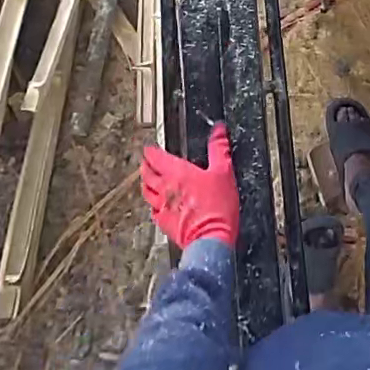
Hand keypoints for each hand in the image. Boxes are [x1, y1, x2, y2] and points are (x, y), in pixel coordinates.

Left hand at [142, 125, 239, 247]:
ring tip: (147, 179)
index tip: (149, 148)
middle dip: (145, 165)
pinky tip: (156, 204)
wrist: (211, 239)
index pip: (156, 157)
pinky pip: (153, 210)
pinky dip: (153, 203)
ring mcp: (162, 207)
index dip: (151, 151)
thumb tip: (218, 130)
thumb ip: (219, 148)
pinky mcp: (164, 223)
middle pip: (147, 173)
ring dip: (145, 182)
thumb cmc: (217, 207)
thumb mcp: (224, 171)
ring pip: (146, 191)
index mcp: (177, 172)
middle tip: (146, 161)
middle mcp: (165, 188)